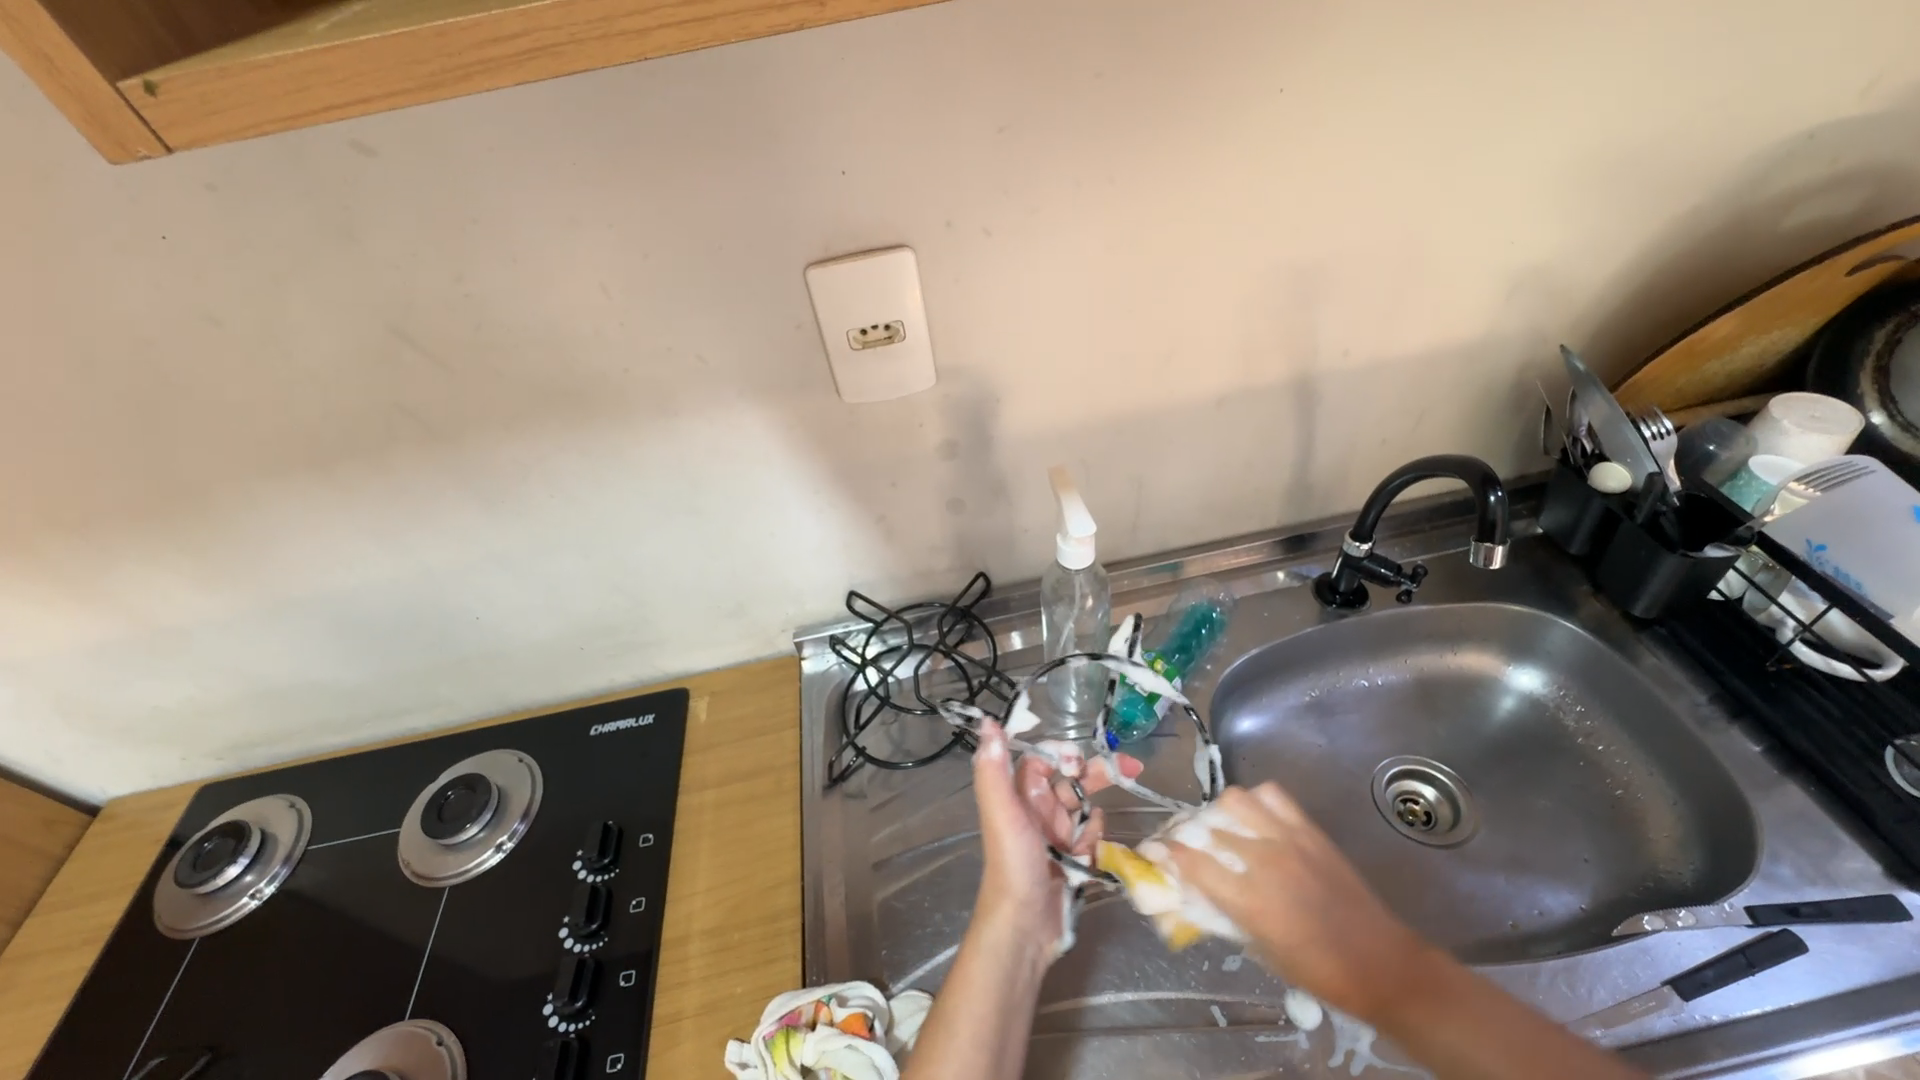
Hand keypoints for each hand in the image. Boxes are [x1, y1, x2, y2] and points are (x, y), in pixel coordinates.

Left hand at [970, 723, 1141, 958]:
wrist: (1024, 924)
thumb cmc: (1013, 863)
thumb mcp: (1001, 810)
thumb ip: (994, 768)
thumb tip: (988, 722)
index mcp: (1018, 795)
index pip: (1043, 759)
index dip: (1063, 753)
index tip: (1080, 759)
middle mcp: (1036, 811)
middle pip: (1072, 781)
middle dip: (1097, 774)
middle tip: (1130, 768)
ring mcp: (1055, 837)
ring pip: (1086, 811)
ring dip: (1093, 820)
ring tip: (1082, 844)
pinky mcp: (1072, 860)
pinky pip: (1092, 840)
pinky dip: (1095, 845)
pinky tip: (1086, 861)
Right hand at [1167, 783, 1437, 1022]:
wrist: (1380, 963)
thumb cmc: (1317, 971)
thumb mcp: (1260, 951)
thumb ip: (1224, 916)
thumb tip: (1194, 896)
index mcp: (1247, 898)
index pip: (1189, 860)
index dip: (1165, 851)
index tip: (1155, 850)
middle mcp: (1262, 860)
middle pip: (1207, 827)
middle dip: (1187, 832)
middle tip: (1186, 841)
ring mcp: (1287, 839)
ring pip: (1236, 800)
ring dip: (1221, 812)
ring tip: (1224, 827)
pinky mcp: (1310, 831)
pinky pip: (1273, 796)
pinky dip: (1258, 801)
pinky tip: (1257, 818)